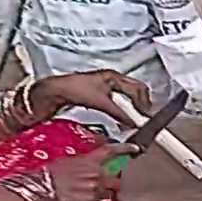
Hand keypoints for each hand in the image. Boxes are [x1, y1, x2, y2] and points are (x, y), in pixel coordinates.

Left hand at [29, 70, 152, 126]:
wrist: (55, 91)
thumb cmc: (75, 90)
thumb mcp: (102, 103)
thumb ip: (120, 113)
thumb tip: (133, 123)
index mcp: (114, 77)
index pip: (138, 89)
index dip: (144, 103)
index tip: (146, 116)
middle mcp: (112, 77)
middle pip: (137, 88)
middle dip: (142, 101)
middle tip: (144, 114)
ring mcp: (107, 82)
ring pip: (130, 91)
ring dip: (135, 102)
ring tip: (136, 114)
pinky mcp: (101, 89)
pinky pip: (122, 95)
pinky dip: (126, 104)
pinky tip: (124, 112)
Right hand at [43, 144, 136, 200]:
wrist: (36, 190)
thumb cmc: (44, 175)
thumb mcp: (64, 162)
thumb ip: (82, 162)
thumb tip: (89, 163)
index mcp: (88, 160)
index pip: (110, 151)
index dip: (124, 149)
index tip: (134, 148)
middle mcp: (96, 173)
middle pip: (117, 175)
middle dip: (114, 178)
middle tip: (103, 180)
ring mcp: (96, 188)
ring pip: (110, 190)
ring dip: (104, 190)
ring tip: (85, 191)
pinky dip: (95, 200)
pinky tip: (81, 198)